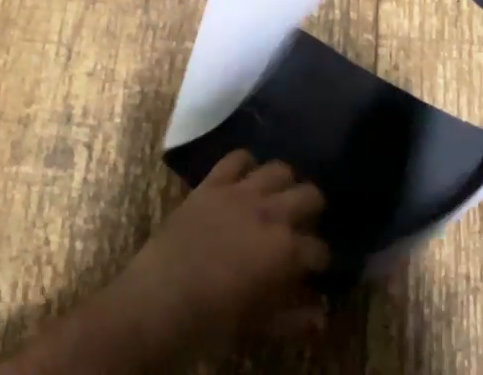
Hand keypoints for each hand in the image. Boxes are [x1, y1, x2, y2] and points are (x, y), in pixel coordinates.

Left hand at [111, 151, 330, 348]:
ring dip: (285, 182)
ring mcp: (240, 193)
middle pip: (309, 196)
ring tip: (280, 196)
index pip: (319, 250)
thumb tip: (320, 316)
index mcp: (286, 250)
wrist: (160, 296)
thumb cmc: (212, 318)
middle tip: (304, 225)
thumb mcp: (258, 325)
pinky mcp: (212, 183)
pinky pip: (236, 158)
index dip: (321, 260)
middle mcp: (270, 213)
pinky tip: (246, 176)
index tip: (317, 268)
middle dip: (313, 211)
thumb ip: (293, 318)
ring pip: (279, 169)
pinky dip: (245, 163)